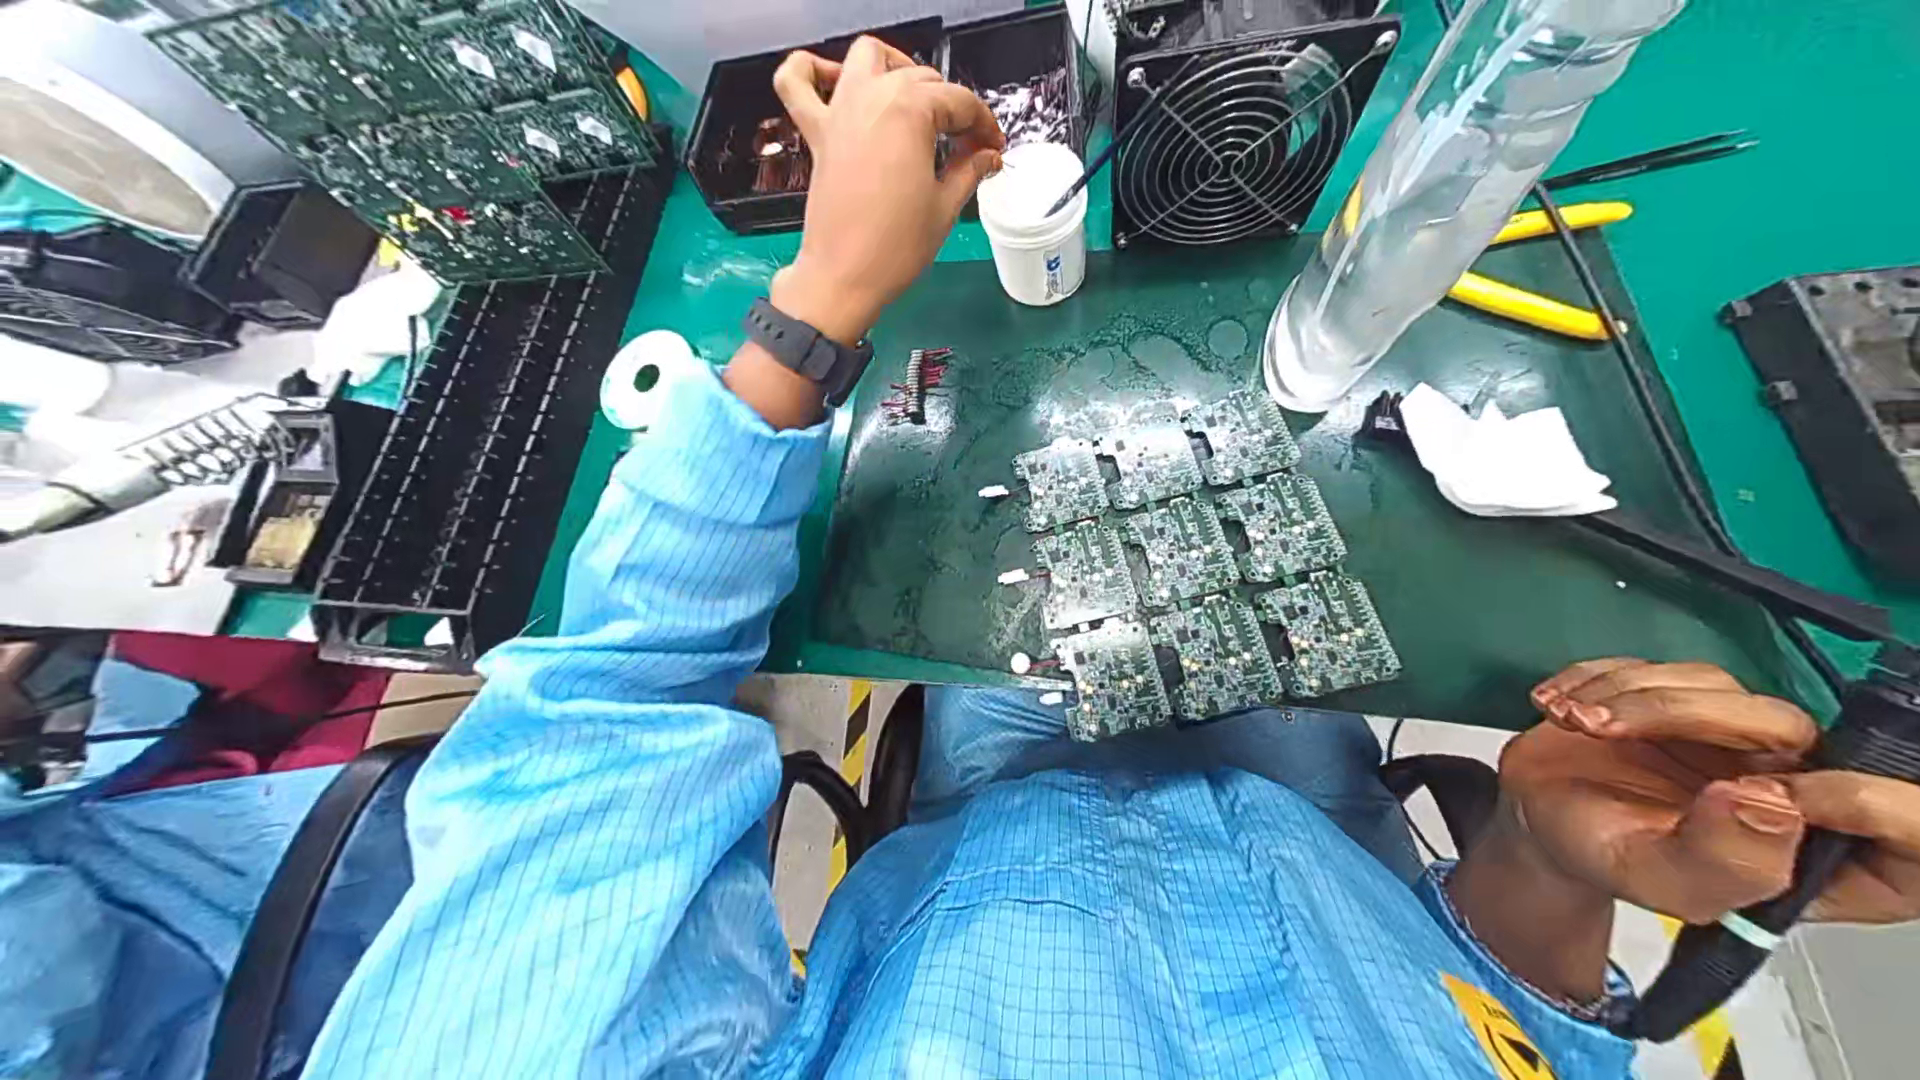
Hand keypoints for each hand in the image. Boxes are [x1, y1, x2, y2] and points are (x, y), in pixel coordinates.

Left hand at [767, 36, 1004, 344]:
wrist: (845, 278)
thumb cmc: (895, 249)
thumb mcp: (944, 208)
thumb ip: (969, 171)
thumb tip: (987, 156)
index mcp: (911, 112)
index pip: (960, 102)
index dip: (984, 125)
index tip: (993, 147)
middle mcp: (873, 97)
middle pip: (921, 79)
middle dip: (951, 106)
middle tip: (966, 143)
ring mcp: (840, 111)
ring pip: (869, 57)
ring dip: (896, 68)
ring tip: (914, 100)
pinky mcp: (817, 133)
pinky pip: (797, 81)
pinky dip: (812, 70)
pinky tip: (837, 83)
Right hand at [1449, 658, 1919, 1000]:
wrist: (1534, 817)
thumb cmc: (1602, 855)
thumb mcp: (1665, 881)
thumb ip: (1730, 860)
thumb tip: (1770, 801)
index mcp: (1829, 845)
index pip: (1911, 815)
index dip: (1859, 799)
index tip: (1749, 794)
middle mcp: (1793, 778)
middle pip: (1778, 721)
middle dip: (1673, 714)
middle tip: (1595, 728)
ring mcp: (1725, 731)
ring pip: (1707, 681)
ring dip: (1621, 692)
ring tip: (1567, 719)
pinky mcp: (1666, 696)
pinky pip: (1647, 664)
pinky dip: (1590, 676)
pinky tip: (1555, 703)